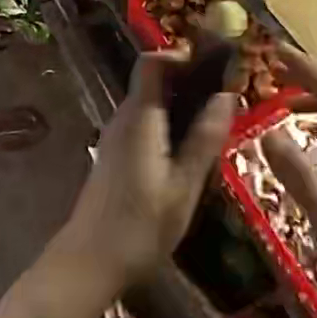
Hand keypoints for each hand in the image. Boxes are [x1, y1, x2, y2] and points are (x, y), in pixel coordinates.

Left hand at [53, 49, 237, 296]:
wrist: (89, 261)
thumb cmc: (141, 226)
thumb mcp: (184, 185)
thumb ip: (204, 138)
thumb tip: (227, 96)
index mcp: (138, 119)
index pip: (151, 62)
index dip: (180, 56)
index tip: (214, 68)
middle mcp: (122, 119)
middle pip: (151, 81)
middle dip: (188, 81)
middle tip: (225, 101)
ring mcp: (114, 137)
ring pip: (149, 104)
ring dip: (180, 105)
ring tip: (215, 126)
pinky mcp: (114, 155)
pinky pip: (143, 124)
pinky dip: (167, 125)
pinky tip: (189, 153)